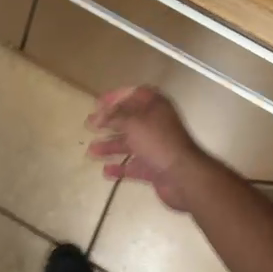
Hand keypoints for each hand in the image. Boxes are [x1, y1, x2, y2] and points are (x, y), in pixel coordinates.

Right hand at [86, 85, 213, 211]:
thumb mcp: (133, 122)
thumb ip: (115, 116)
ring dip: (110, 146)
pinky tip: (105, 171)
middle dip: (109, 122)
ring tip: (91, 150)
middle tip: (89, 125)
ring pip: (129, 143)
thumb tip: (99, 115)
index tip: (98, 103)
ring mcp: (155, 147)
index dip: (116, 97)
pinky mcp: (155, 168)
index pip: (134, 94)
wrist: (183, 176)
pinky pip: (134, 165)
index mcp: (155, 106)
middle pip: (129, 119)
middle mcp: (156, 124)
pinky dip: (120, 168)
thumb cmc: (158, 141)